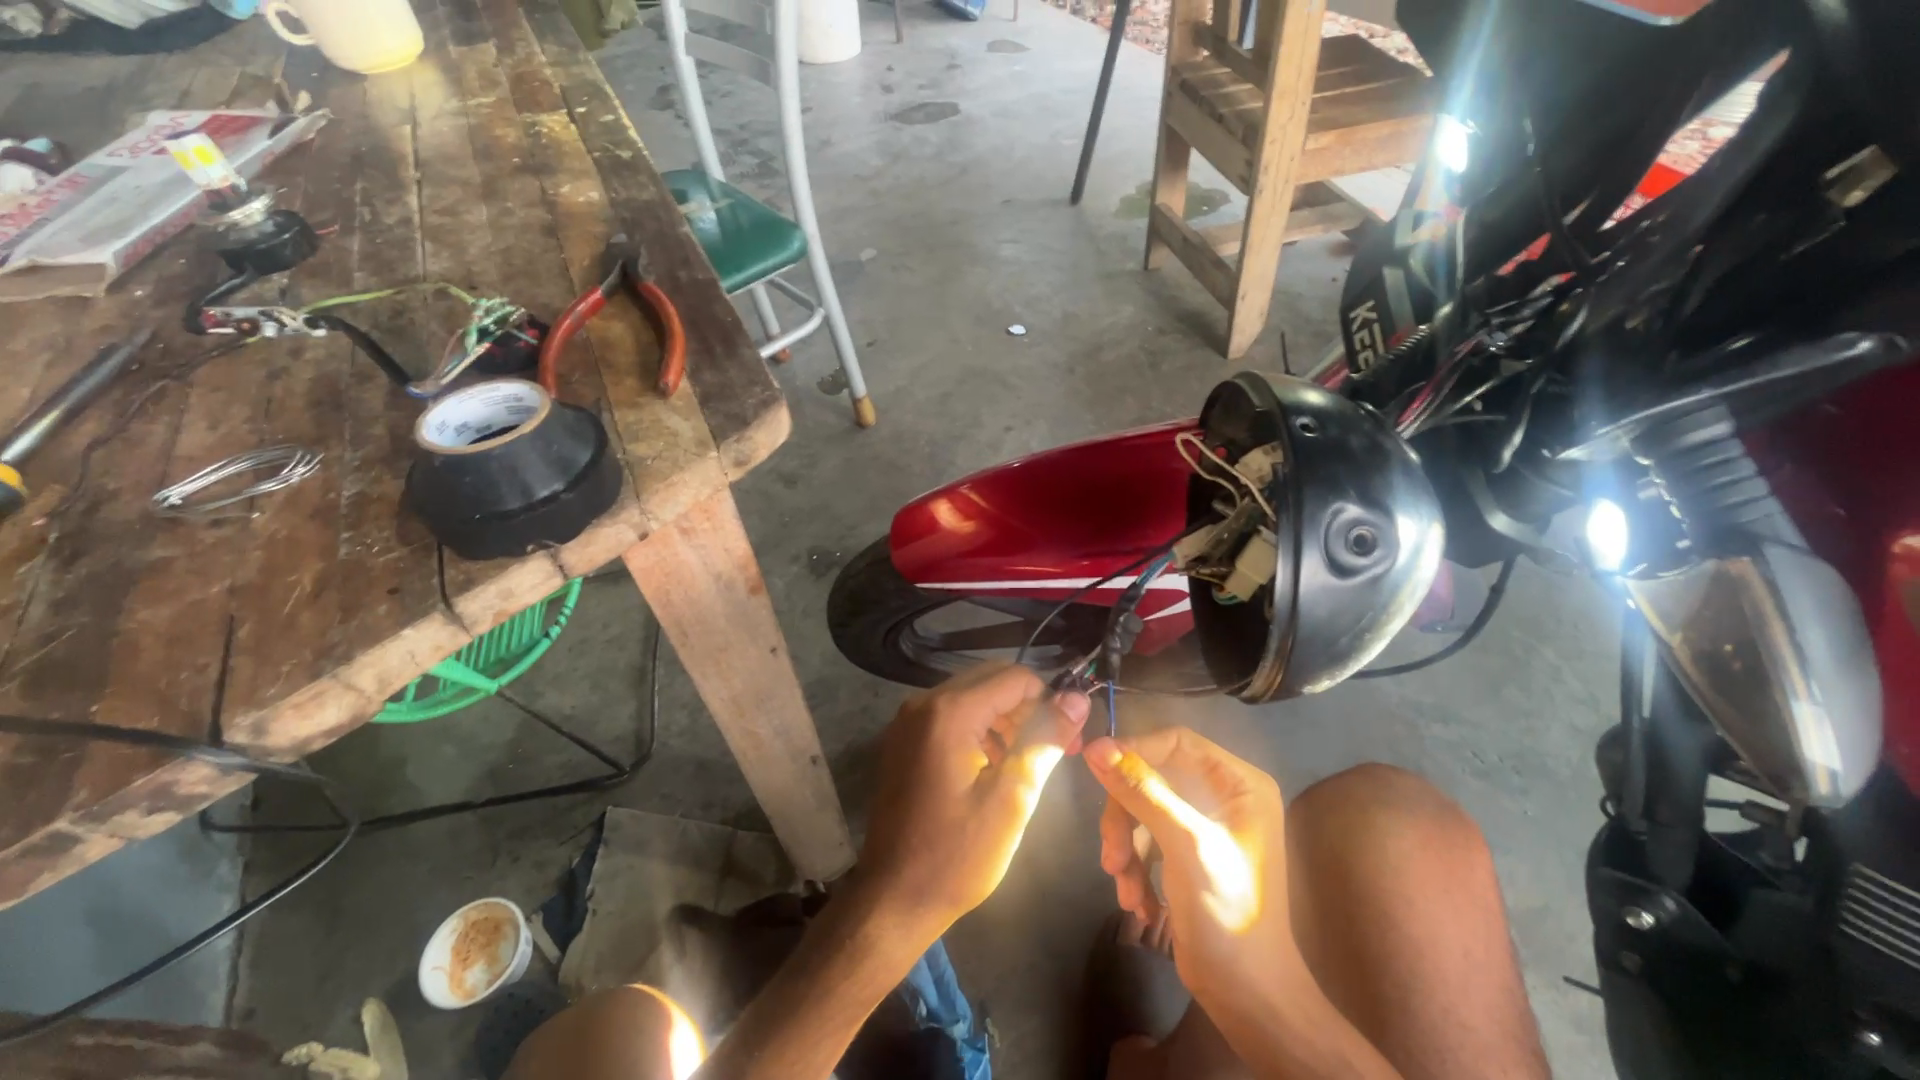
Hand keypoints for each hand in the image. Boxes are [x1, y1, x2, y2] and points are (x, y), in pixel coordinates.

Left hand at [856, 664, 1090, 938]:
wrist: (894, 897)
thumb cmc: (958, 855)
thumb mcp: (1012, 798)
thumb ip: (1045, 740)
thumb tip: (1076, 700)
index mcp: (949, 713)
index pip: (1014, 677)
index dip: (1050, 699)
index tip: (1071, 738)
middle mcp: (922, 703)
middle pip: (990, 680)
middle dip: (1028, 707)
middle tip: (1056, 748)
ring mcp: (906, 721)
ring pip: (970, 696)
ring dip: (1004, 718)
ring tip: (1028, 761)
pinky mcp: (902, 741)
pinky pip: (949, 716)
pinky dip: (977, 729)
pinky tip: (994, 767)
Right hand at [1083, 728, 1294, 1015]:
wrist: (1249, 995)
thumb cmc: (1228, 913)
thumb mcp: (1184, 845)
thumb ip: (1142, 791)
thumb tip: (1096, 745)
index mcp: (1239, 784)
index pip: (1176, 743)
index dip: (1134, 752)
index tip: (1094, 770)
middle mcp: (1225, 798)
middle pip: (1153, 779)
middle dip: (1125, 817)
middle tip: (1110, 856)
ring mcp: (1205, 828)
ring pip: (1143, 812)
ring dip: (1126, 849)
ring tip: (1123, 889)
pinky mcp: (1188, 858)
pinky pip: (1147, 843)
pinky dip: (1136, 870)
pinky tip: (1137, 903)